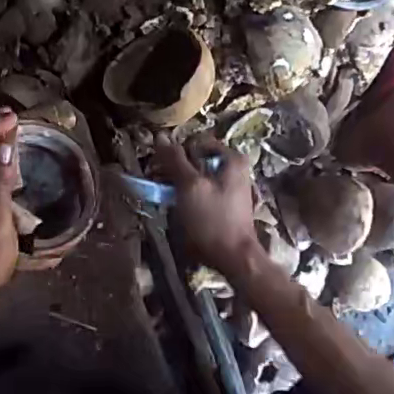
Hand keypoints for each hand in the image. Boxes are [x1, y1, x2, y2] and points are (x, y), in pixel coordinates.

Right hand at [154, 135, 260, 278]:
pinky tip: (180, 206)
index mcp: (232, 158)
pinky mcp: (226, 202)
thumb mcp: (189, 186)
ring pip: (197, 174)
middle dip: (176, 169)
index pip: (194, 142)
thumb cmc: (212, 219)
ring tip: (166, 196)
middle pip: (196, 158)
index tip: (160, 169)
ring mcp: (232, 185)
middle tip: (159, 182)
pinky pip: (202, 188)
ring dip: (179, 182)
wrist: (234, 258)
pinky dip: (189, 193)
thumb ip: (175, 160)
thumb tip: (159, 136)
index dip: (175, 153)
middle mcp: (235, 167)